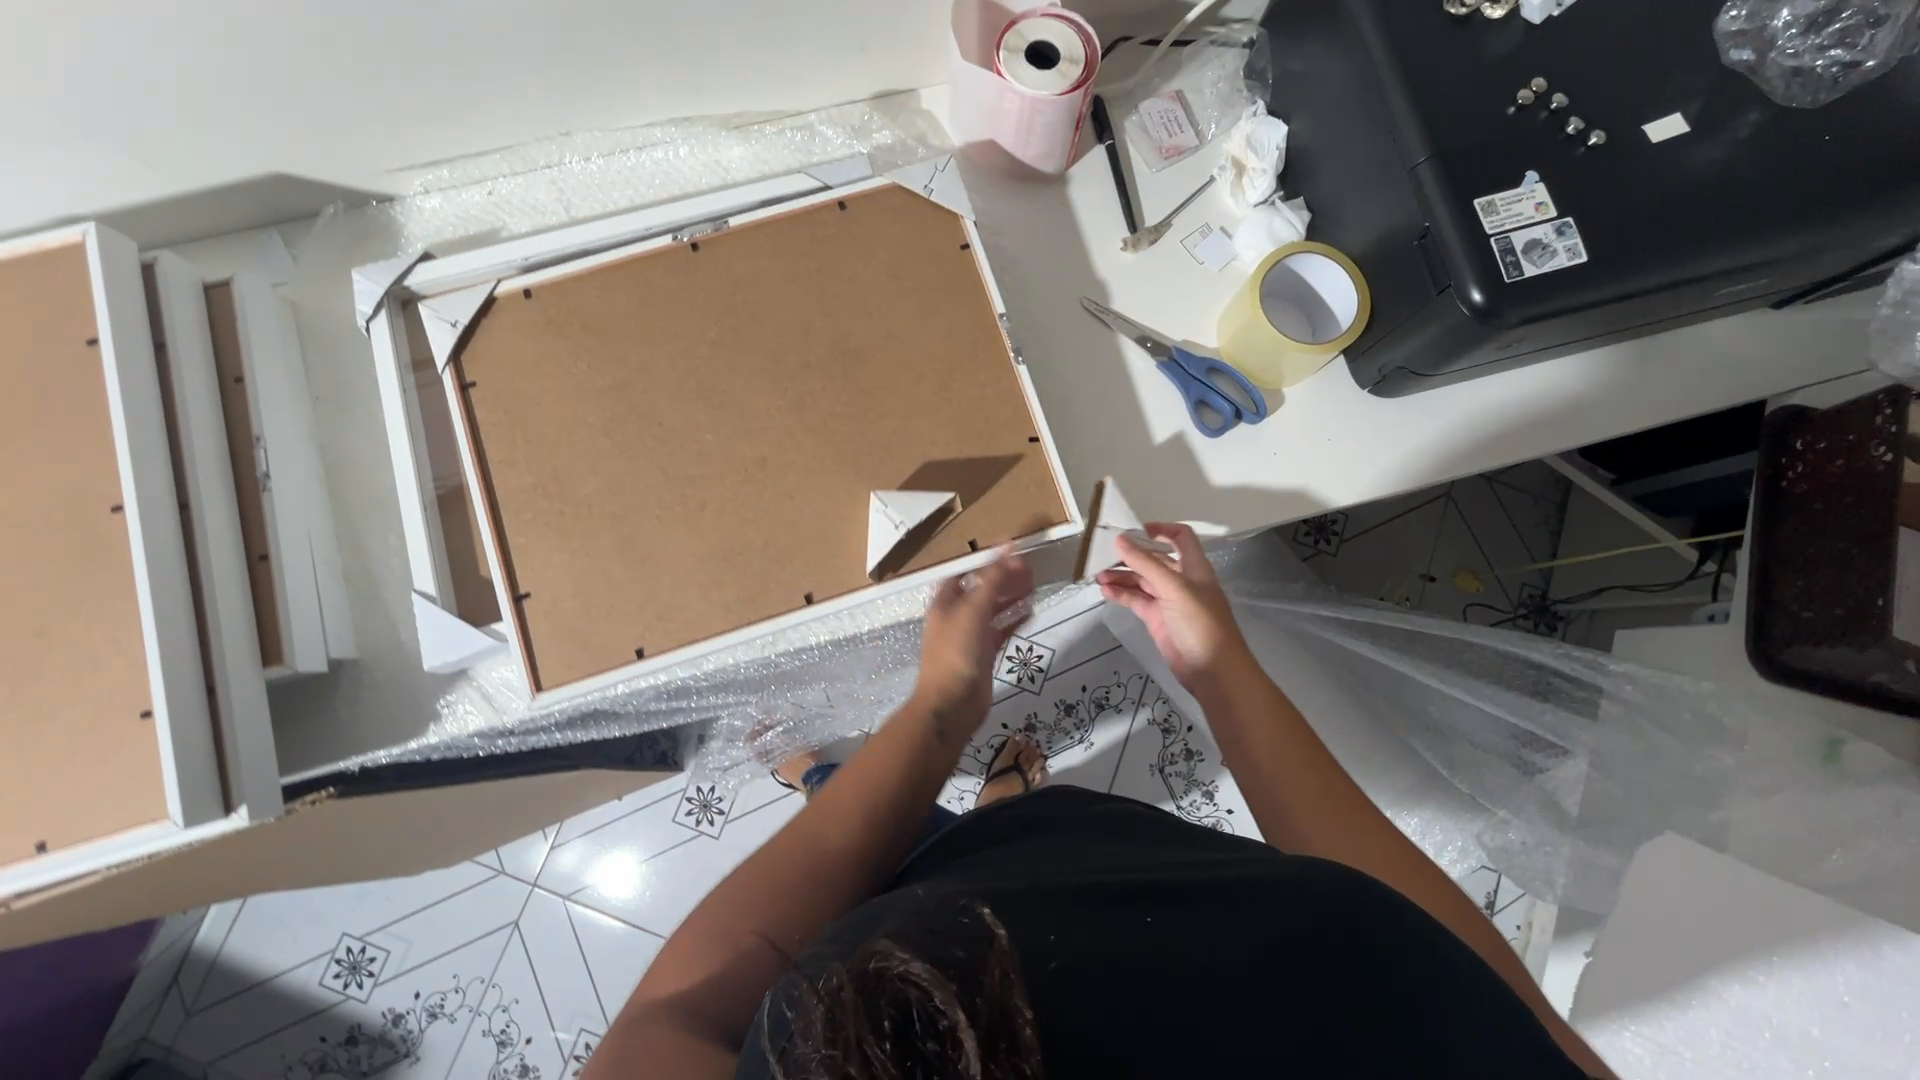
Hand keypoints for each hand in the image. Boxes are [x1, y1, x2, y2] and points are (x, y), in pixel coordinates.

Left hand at [914, 550, 1034, 741]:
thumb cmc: (957, 653)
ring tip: (1035, 584)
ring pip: (993, 610)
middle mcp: (956, 616)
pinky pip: (1001, 631)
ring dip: (1011, 597)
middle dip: (1003, 577)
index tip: (1011, 550)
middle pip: (981, 589)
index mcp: (945, 602)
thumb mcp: (973, 610)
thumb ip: (992, 579)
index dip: (985, 560)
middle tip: (1030, 567)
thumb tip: (1008, 545)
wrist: (952, 705)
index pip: (965, 572)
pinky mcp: (984, 655)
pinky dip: (1014, 620)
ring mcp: (970, 637)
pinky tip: (1031, 611)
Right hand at [1096, 523, 1252, 688]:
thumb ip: (1146, 564)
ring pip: (1142, 580)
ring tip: (1098, 576)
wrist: (1212, 670)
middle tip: (1103, 555)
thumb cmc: (1200, 623)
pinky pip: (1137, 600)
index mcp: (1193, 567)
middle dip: (1131, 556)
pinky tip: (1105, 591)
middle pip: (1154, 559)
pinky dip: (1121, 594)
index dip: (1161, 530)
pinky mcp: (1157, 619)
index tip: (1135, 530)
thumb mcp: (1174, 588)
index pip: (1180, 537)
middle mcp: (1181, 580)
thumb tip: (1120, 540)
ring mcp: (1168, 601)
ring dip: (1122, 576)